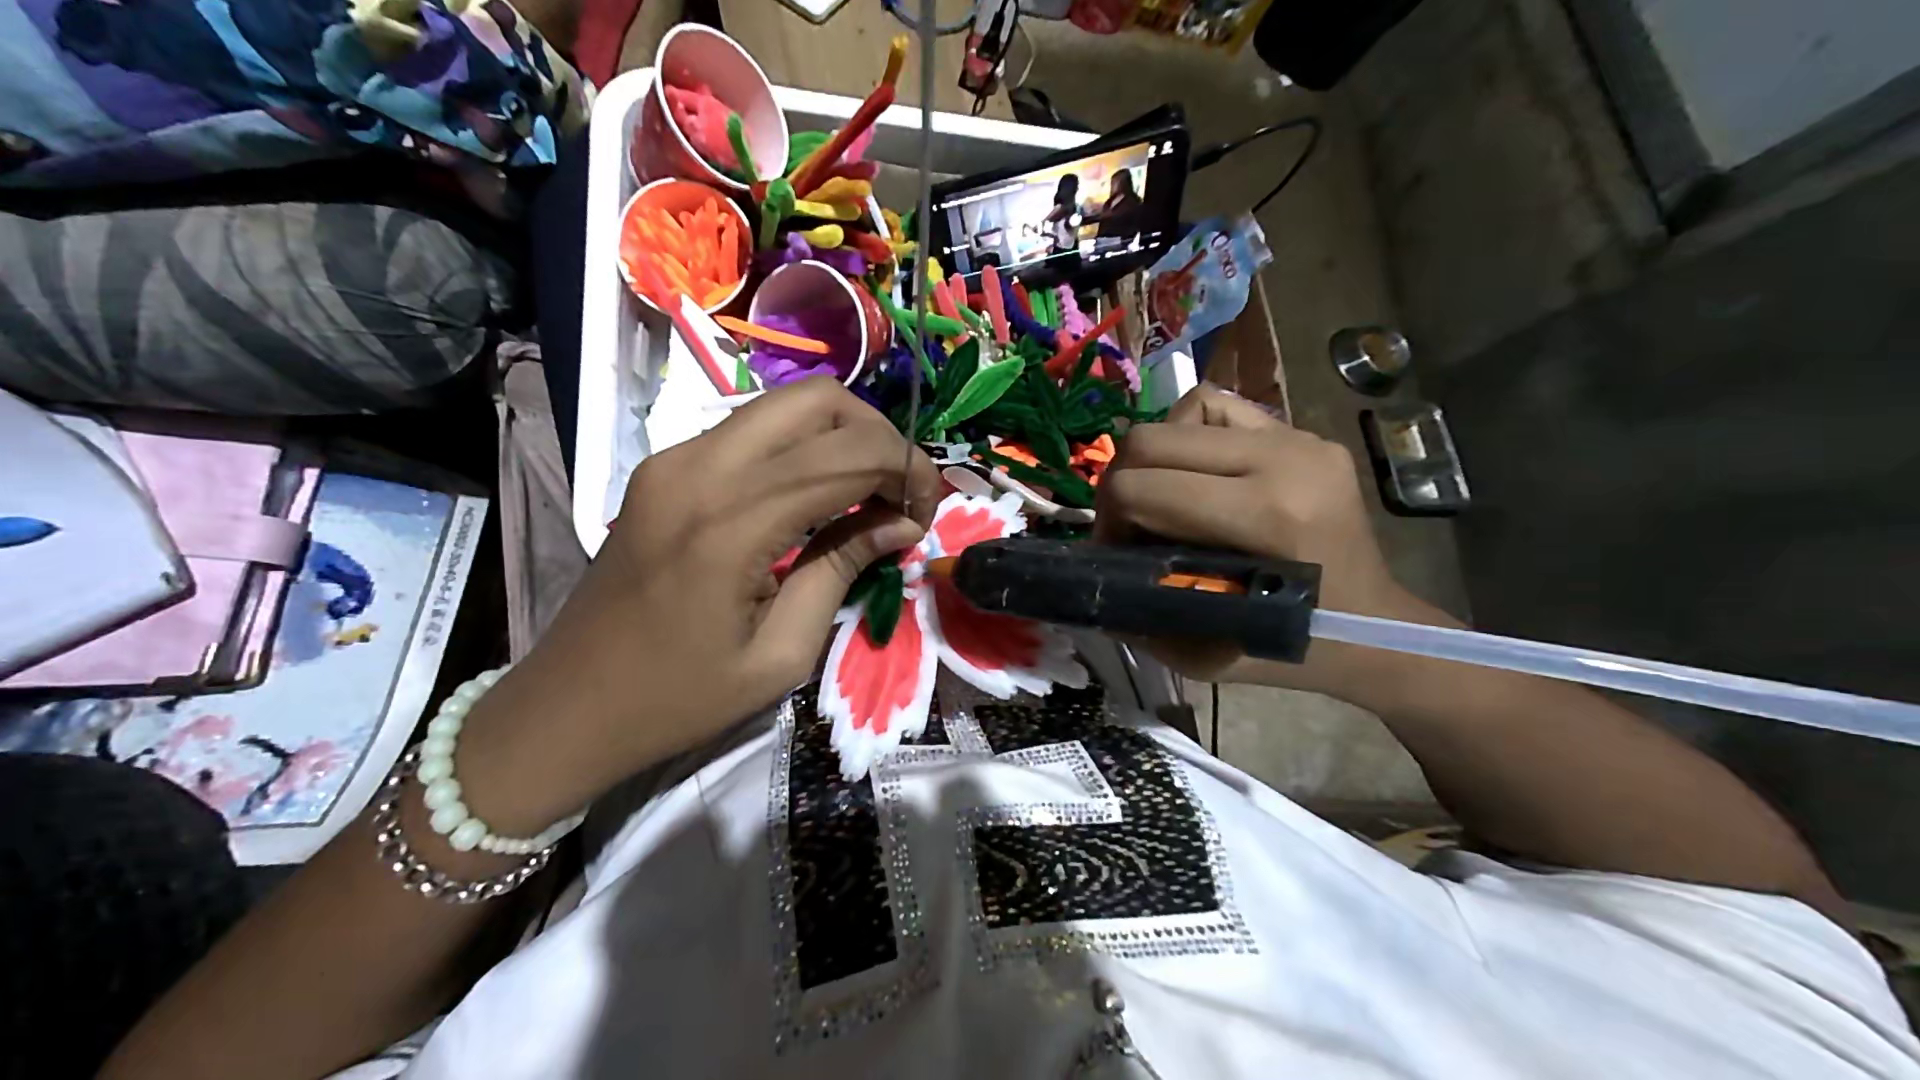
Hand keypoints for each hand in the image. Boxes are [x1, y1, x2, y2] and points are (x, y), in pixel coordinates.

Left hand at [464, 380, 940, 825]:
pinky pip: (752, 431)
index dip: (906, 469)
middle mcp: (699, 467)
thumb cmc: (679, 698)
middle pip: (818, 400)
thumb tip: (901, 522)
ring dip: (841, 435)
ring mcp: (674, 459)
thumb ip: (842, 569)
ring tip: (867, 493)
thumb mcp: (781, 653)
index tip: (928, 512)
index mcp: (730, 521)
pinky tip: (818, 494)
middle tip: (901, 493)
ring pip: (784, 404)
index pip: (847, 453)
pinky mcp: (664, 467)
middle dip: (878, 435)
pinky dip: (802, 446)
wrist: (569, 706)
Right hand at [1095, 384, 1440, 694]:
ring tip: (1163, 496)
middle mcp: (1284, 459)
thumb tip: (1091, 574)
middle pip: (1150, 440)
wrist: (1379, 629)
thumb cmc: (1293, 651)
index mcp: (1265, 515)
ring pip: (1181, 412)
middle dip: (1119, 484)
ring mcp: (1298, 438)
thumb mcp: (1202, 654)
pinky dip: (1191, 434)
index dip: (1107, 520)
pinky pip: (1218, 408)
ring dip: (1155, 456)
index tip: (1114, 554)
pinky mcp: (1303, 432)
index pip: (1139, 488)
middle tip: (1127, 525)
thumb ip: (1138, 612)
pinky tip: (1197, 472)